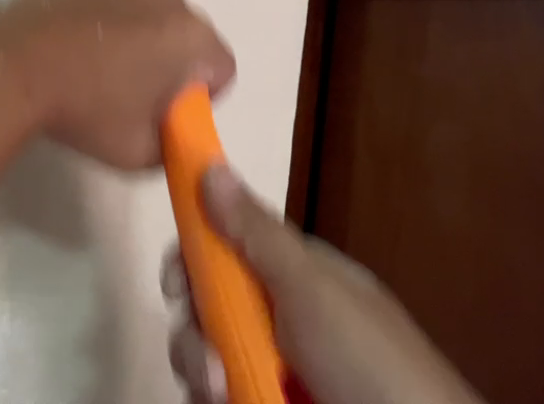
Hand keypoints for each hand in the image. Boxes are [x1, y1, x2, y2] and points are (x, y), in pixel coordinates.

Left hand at [0, 0, 234, 169]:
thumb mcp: (141, 154)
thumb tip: (175, 130)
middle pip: (188, 33)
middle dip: (171, 58)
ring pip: (154, 7)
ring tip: (100, 55)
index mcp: (193, 38)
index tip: (164, 108)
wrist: (15, 69)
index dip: (199, 93)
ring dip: (142, 28)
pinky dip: (112, 5)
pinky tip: (82, 29)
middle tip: (129, 85)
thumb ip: (176, 143)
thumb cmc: (85, 112)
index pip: (222, 68)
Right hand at [163, 167, 483, 403]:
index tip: (175, 285)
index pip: (222, 246)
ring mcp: (270, 365)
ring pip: (202, 354)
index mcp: (290, 274)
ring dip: (201, 372)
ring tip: (224, 395)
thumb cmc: (368, 361)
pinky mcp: (264, 399)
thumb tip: (209, 163)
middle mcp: (275, 316)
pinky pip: (214, 393)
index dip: (191, 259)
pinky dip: (211, 397)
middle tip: (209, 362)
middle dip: (193, 331)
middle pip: (203, 304)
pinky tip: (229, 402)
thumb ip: (256, 232)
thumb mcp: (312, 290)